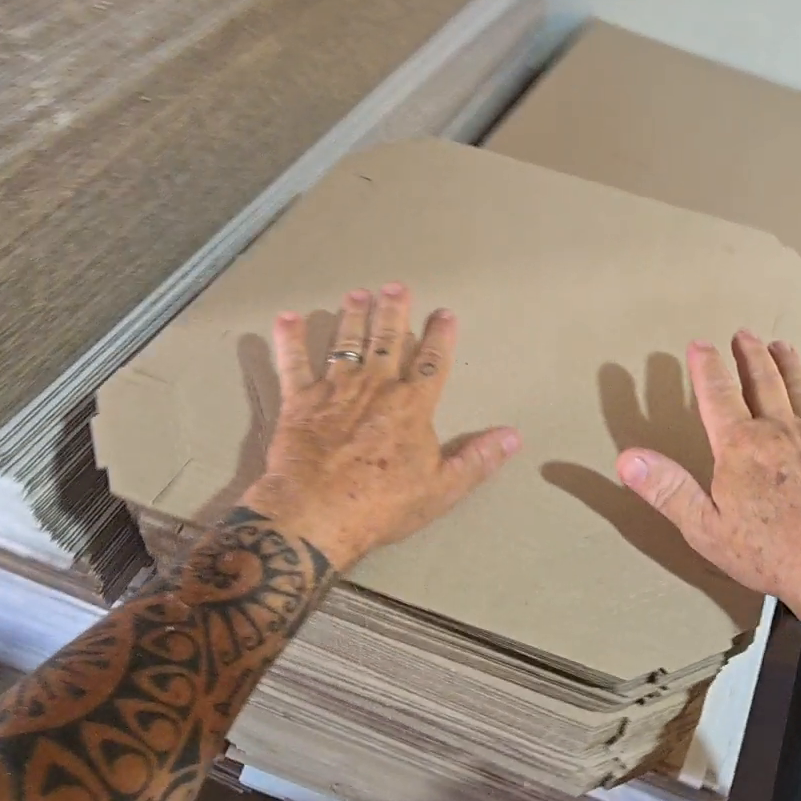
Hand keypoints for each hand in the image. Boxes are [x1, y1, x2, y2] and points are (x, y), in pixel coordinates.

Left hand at [242, 284, 520, 570]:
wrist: (317, 513)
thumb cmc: (384, 504)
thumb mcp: (443, 489)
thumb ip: (477, 459)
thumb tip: (513, 436)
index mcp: (412, 406)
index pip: (433, 363)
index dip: (440, 337)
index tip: (445, 313)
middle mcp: (376, 388)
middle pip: (387, 341)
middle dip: (393, 312)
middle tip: (395, 286)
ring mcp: (335, 391)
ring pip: (346, 343)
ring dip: (352, 317)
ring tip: (356, 294)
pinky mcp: (298, 401)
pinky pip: (293, 363)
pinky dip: (290, 340)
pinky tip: (288, 318)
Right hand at [616, 331, 800, 618]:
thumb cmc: (768, 552)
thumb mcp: (704, 527)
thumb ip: (667, 489)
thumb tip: (627, 459)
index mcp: (740, 446)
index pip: (718, 394)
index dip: (707, 367)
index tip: (700, 344)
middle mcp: (779, 432)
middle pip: (763, 381)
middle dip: (751, 355)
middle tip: (744, 334)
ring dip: (789, 365)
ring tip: (782, 346)